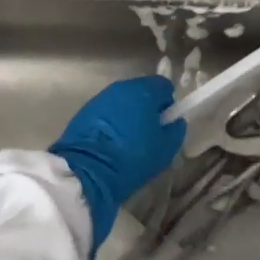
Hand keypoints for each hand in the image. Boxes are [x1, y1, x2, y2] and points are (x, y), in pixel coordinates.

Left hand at [49, 75, 185, 253]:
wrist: (85, 173)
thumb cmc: (131, 158)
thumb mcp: (164, 149)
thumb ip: (175, 129)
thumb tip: (174, 121)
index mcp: (144, 91)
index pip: (164, 86)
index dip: (167, 105)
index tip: (164, 125)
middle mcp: (122, 87)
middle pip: (142, 92)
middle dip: (147, 109)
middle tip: (147, 135)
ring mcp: (101, 98)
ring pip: (123, 102)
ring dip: (128, 116)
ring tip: (126, 142)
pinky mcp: (84, 112)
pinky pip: (106, 113)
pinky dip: (111, 123)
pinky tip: (109, 144)